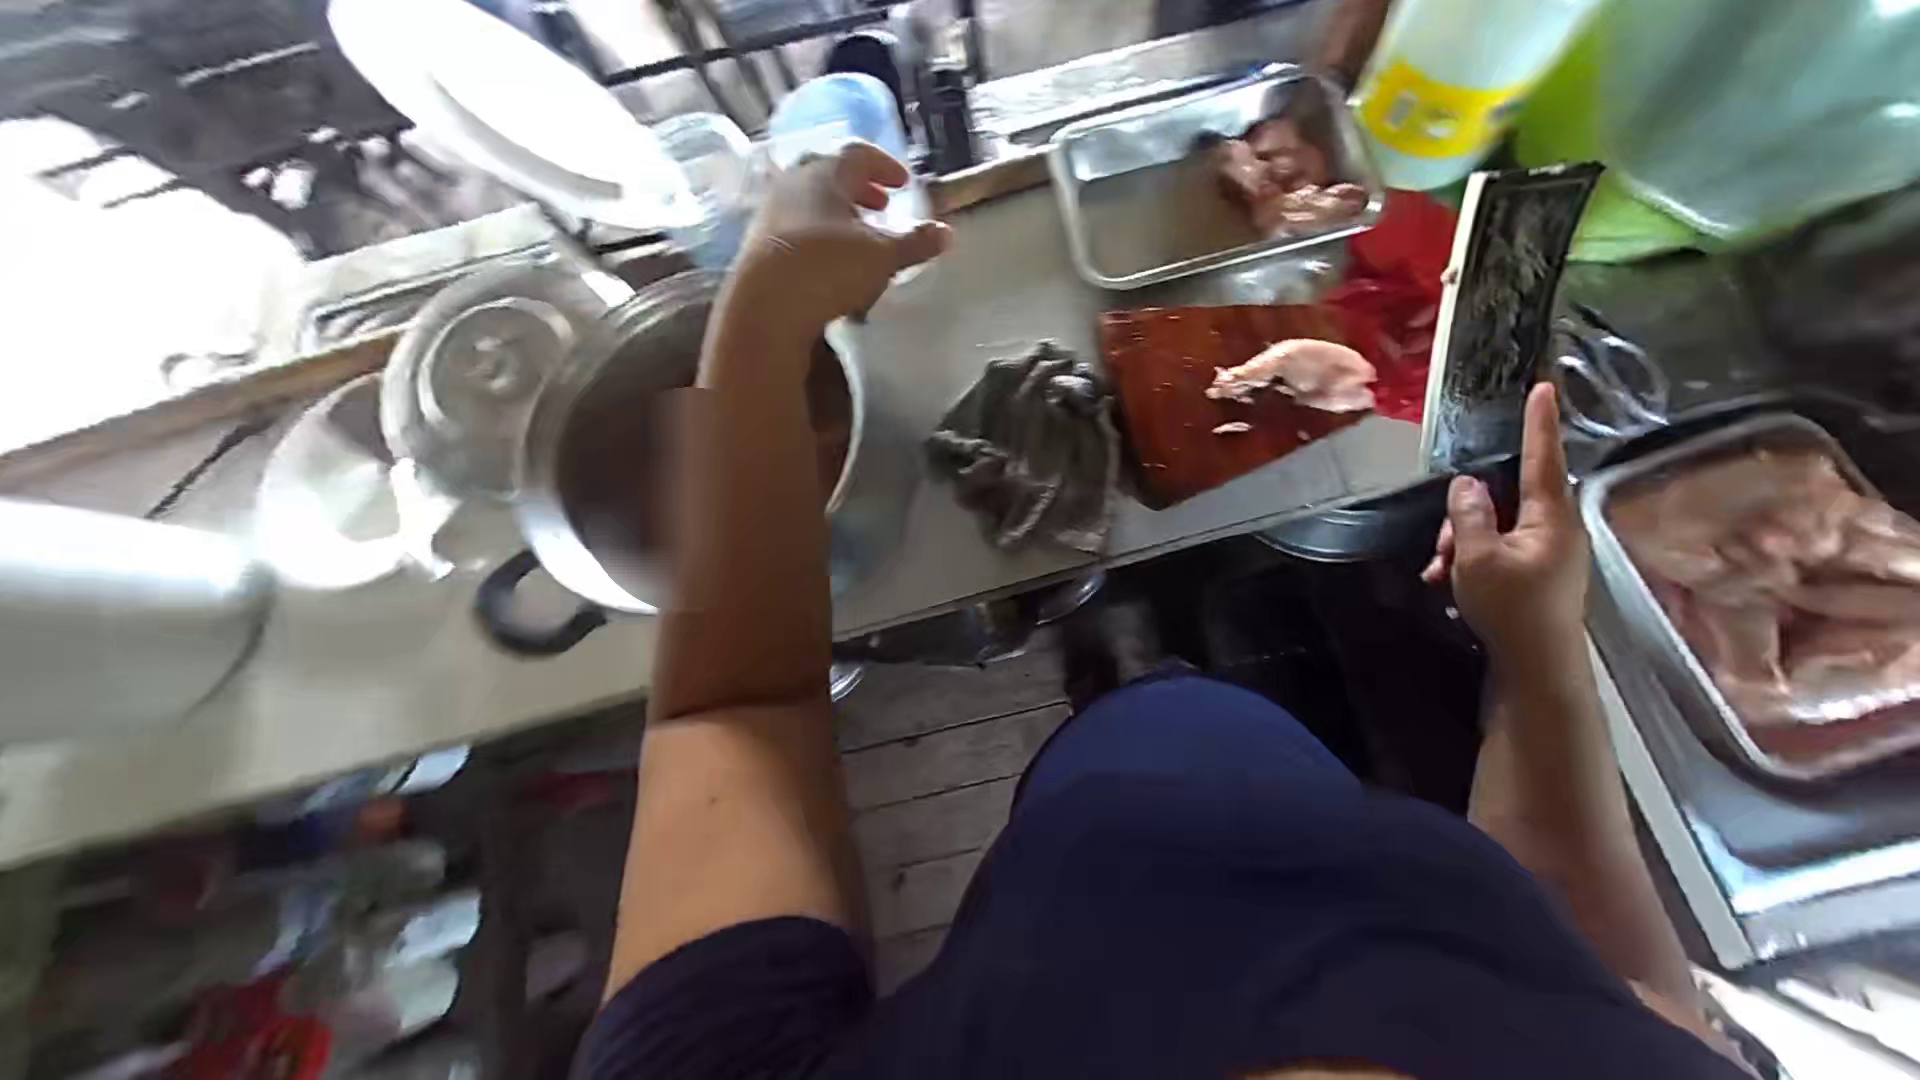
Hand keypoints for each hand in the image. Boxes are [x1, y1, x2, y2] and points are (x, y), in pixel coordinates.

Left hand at [730, 141, 951, 335]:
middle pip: (830, 175)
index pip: (859, 155)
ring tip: (857, 238)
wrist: (766, 305)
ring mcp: (771, 212)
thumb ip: (915, 244)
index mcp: (827, 174)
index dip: (884, 167)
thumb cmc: (828, 268)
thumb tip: (947, 233)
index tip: (902, 184)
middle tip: (880, 207)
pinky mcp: (758, 243)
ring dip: (837, 215)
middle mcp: (794, 183)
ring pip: (810, 202)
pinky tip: (828, 263)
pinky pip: (796, 228)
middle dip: (859, 190)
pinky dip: (817, 236)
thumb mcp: (881, 258)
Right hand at [1422, 382, 1588, 663]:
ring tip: (1439, 572)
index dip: (1540, 424)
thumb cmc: (1511, 606)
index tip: (1544, 388)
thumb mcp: (1477, 558)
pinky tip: (1446, 580)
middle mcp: (1555, 528)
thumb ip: (1470, 516)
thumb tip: (1466, 483)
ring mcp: (1547, 550)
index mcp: (1551, 518)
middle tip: (1440, 549)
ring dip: (1458, 543)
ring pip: (1492, 526)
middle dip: (1462, 518)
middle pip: (1502, 500)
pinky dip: (1467, 559)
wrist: (1536, 662)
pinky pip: (1495, 548)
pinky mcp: (1535, 570)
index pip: (1543, 459)